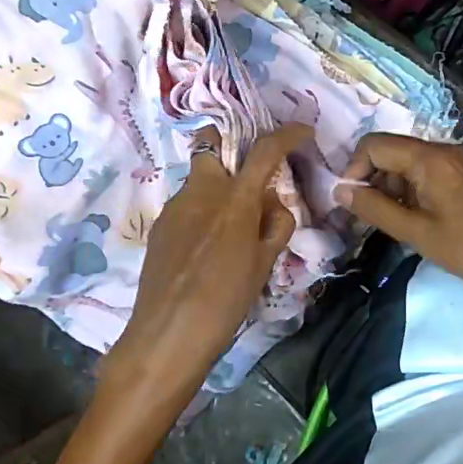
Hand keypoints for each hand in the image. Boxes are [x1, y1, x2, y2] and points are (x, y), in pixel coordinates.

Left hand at [101, 124, 311, 415]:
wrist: (169, 332)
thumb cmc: (226, 300)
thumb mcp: (264, 264)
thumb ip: (275, 224)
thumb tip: (272, 201)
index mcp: (234, 199)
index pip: (265, 150)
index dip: (287, 134)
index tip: (302, 132)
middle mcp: (201, 191)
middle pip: (210, 141)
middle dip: (229, 145)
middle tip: (248, 174)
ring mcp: (175, 205)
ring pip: (198, 176)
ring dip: (217, 185)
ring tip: (229, 226)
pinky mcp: (160, 224)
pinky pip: (186, 203)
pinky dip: (201, 209)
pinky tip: (205, 246)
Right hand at [333, 133, 462, 302]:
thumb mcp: (416, 232)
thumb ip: (374, 208)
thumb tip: (338, 190)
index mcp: (429, 158)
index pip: (373, 145)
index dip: (354, 170)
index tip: (351, 203)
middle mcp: (441, 150)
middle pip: (388, 151)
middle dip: (370, 179)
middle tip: (364, 216)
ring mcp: (455, 162)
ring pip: (405, 163)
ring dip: (388, 187)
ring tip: (388, 221)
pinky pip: (424, 173)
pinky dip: (408, 190)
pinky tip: (411, 218)